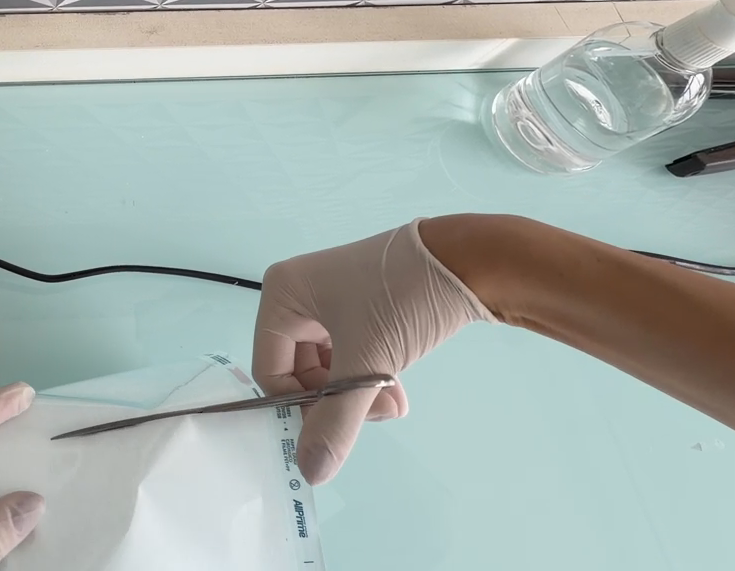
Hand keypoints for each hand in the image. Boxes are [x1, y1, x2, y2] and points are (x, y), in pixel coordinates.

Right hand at [254, 220, 489, 483]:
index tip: (342, 421)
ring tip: (394, 399)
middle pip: (297, 370)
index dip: (300, 404)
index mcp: (281, 294)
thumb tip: (309, 472)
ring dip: (356, 391)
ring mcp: (324, 299)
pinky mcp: (353, 306)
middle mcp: (295, 294)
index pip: (270, 368)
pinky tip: (395, 386)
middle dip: (336, 398)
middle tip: (377, 409)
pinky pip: (344, 353)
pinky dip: (367, 375)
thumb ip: (337, 421)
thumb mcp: (367, 362)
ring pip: (325, 367)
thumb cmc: (401, 300)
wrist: (465, 262)